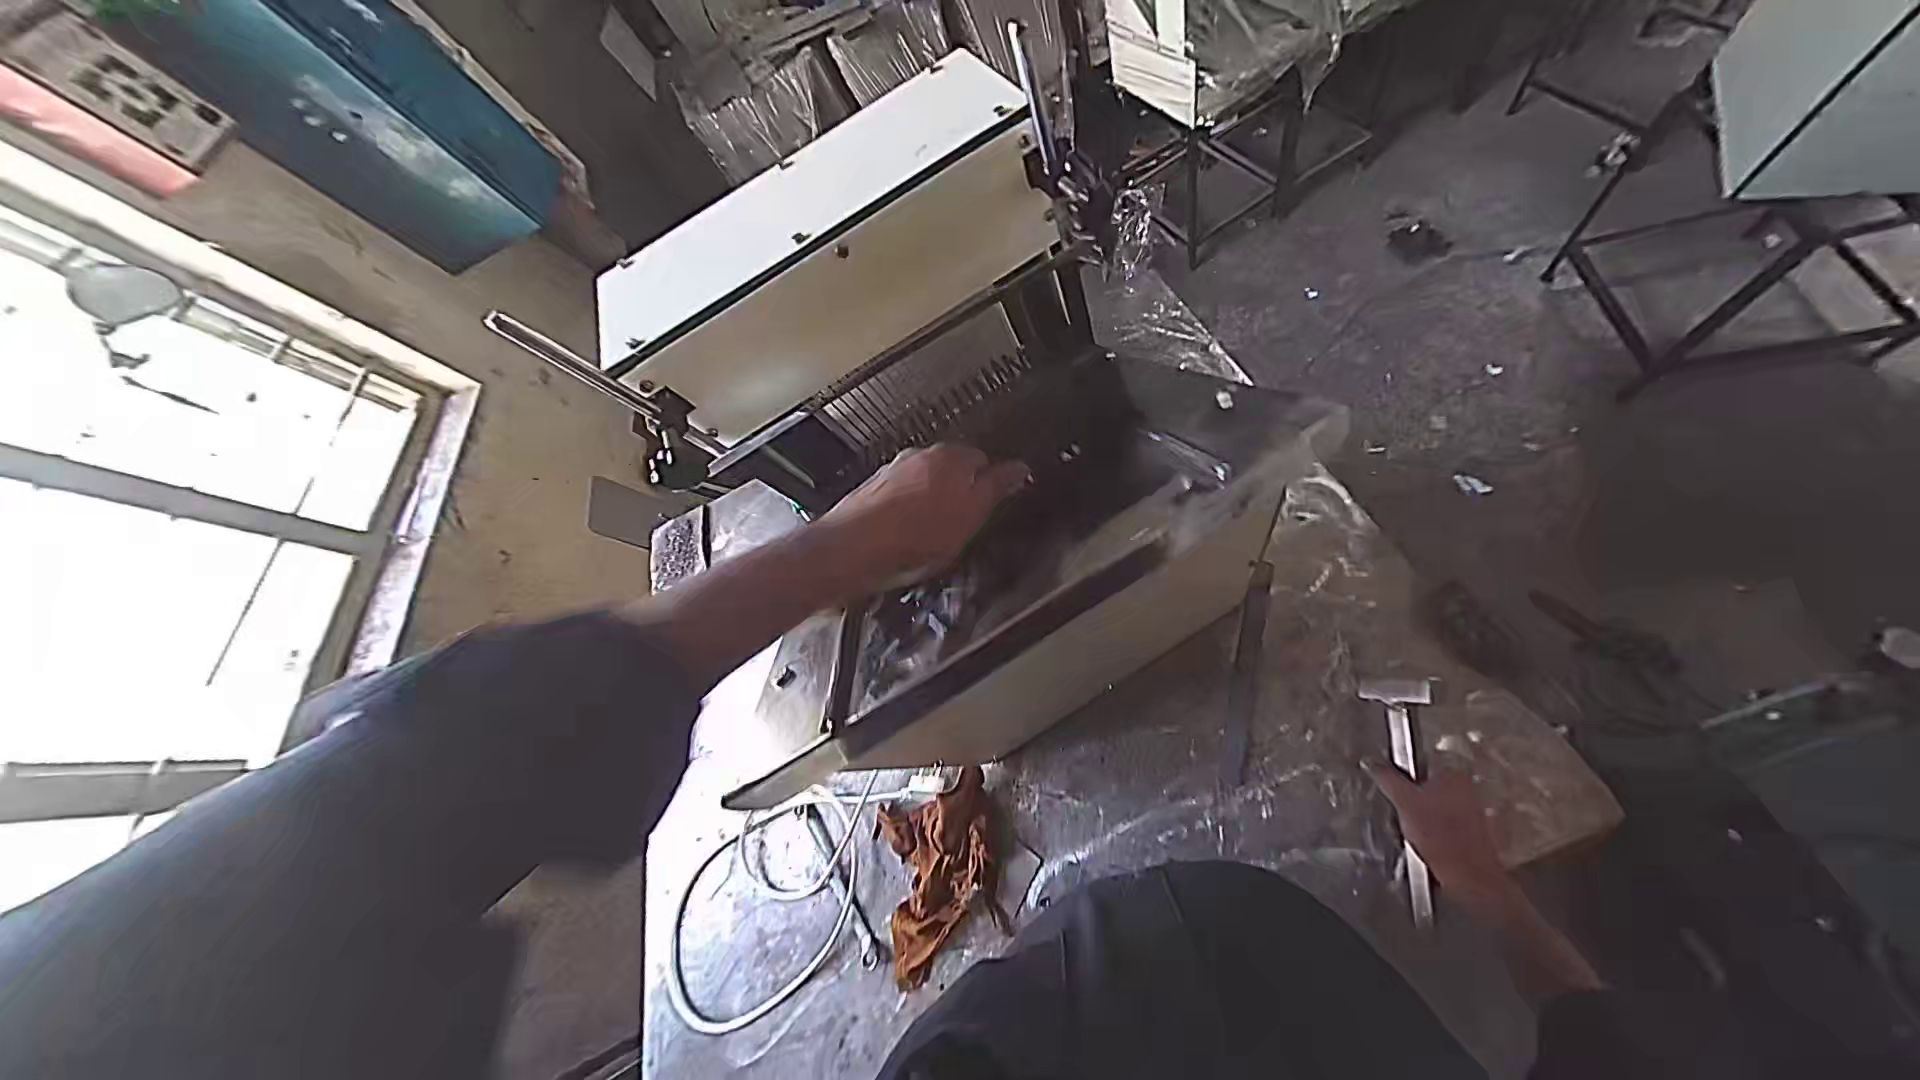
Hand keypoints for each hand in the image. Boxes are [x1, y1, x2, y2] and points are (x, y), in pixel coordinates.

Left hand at [817, 443, 1028, 592]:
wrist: (855, 547)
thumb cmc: (915, 534)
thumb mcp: (971, 515)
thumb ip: (997, 488)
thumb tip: (1019, 469)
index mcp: (952, 456)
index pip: (984, 461)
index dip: (989, 487)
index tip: (989, 507)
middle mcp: (921, 455)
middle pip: (952, 470)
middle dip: (958, 493)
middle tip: (961, 526)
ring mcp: (894, 471)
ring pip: (925, 484)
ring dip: (931, 503)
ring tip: (931, 537)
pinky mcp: (873, 490)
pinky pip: (902, 498)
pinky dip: (907, 513)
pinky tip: (906, 537)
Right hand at [1364, 761, 1513, 909]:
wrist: (1468, 875)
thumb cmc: (1437, 832)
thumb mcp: (1402, 799)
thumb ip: (1385, 776)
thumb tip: (1369, 761)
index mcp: (1453, 772)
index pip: (1422, 757)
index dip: (1403, 765)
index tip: (1390, 777)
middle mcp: (1468, 786)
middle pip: (1429, 778)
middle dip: (1411, 787)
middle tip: (1396, 799)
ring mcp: (1473, 809)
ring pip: (1436, 799)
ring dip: (1421, 806)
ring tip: (1408, 819)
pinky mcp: (1474, 829)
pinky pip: (1445, 816)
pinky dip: (1432, 820)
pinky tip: (1422, 833)